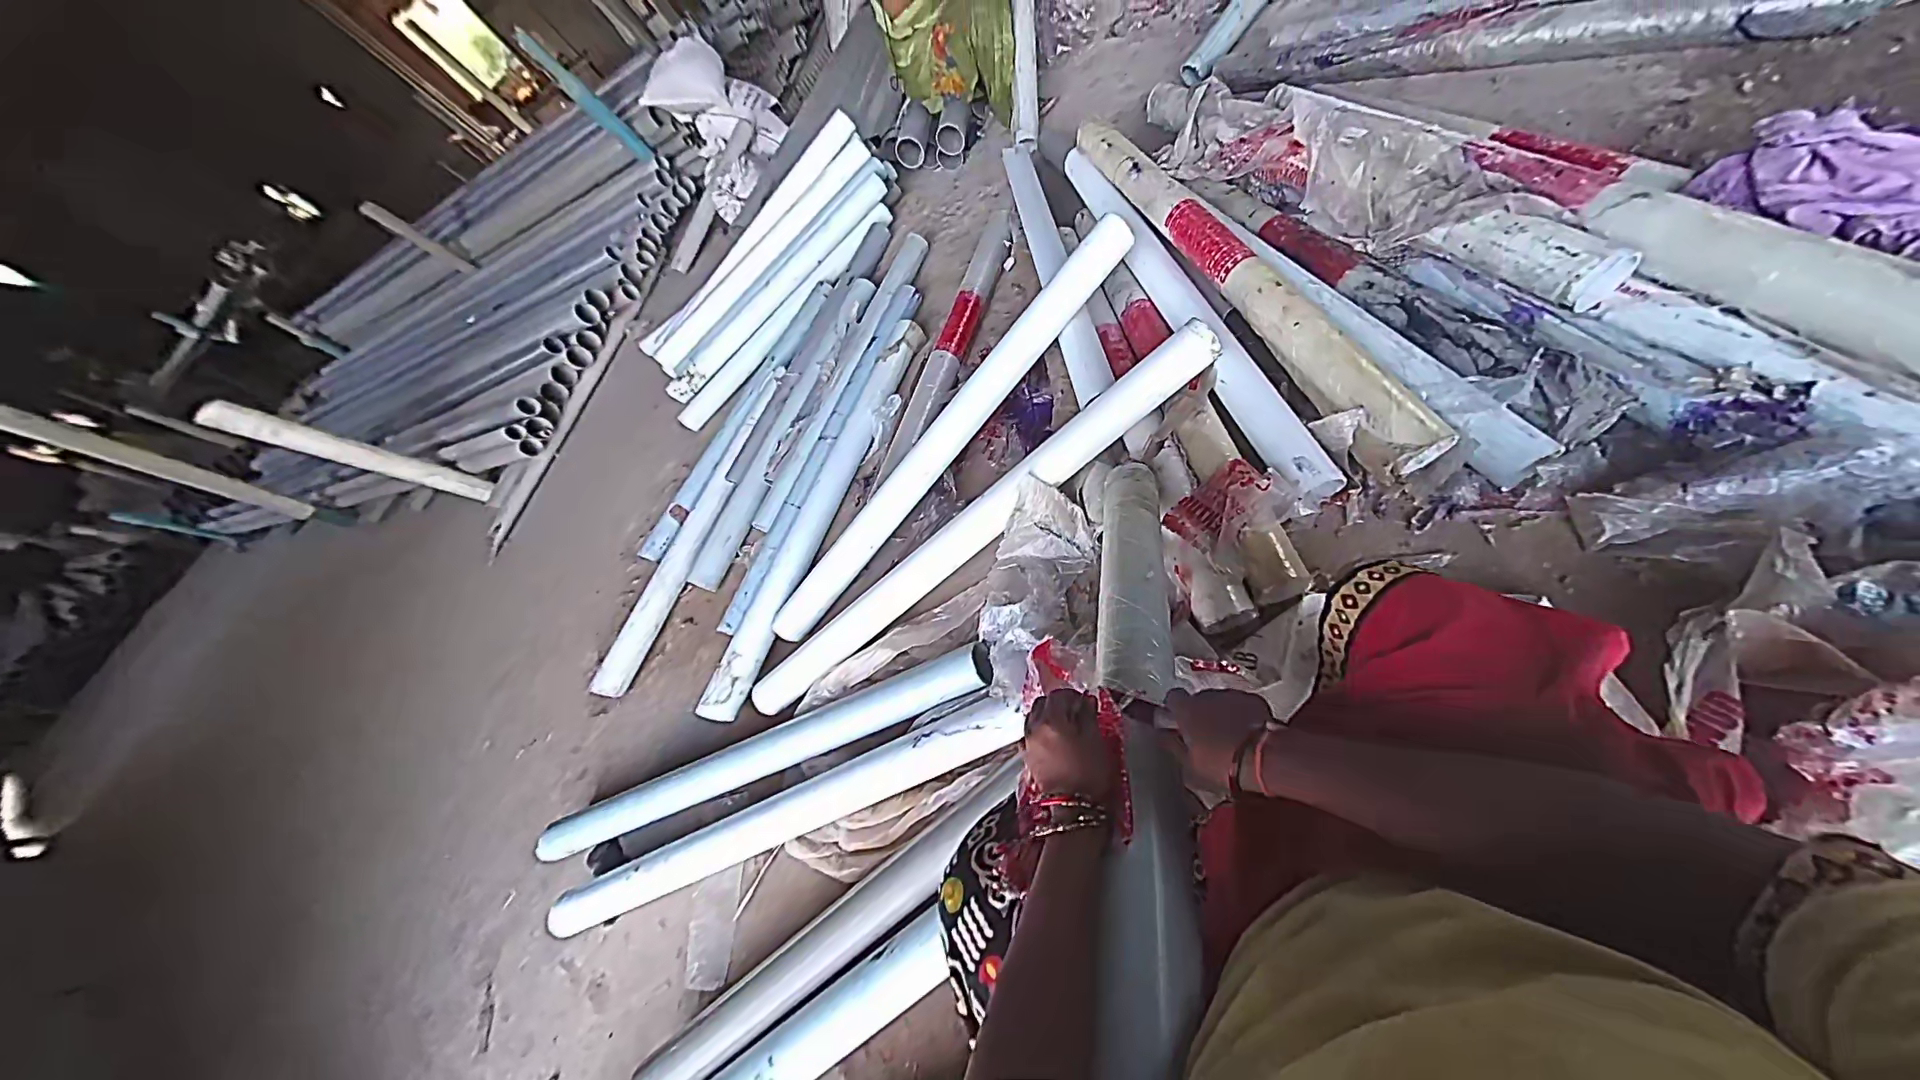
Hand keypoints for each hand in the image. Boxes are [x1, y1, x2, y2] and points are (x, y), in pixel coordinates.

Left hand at [1024, 690, 1113, 802]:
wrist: (1073, 807)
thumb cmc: (1089, 773)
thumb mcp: (1096, 739)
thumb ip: (1088, 716)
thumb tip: (1084, 701)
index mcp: (1051, 720)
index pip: (1058, 695)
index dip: (1072, 695)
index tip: (1084, 701)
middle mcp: (1035, 728)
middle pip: (1041, 704)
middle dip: (1057, 703)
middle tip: (1074, 710)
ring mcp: (1029, 743)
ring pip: (1034, 718)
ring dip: (1047, 716)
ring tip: (1065, 725)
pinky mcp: (1028, 757)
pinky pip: (1032, 734)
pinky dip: (1041, 730)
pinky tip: (1055, 739)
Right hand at [1167, 688, 1270, 788]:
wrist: (1265, 759)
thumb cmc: (1221, 765)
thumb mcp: (1188, 764)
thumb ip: (1171, 744)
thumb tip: (1162, 734)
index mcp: (1186, 710)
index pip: (1172, 697)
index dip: (1174, 709)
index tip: (1178, 722)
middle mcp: (1206, 695)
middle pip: (1198, 698)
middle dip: (1200, 712)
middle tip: (1205, 734)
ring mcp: (1232, 696)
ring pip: (1220, 701)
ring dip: (1221, 713)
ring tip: (1228, 735)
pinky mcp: (1254, 700)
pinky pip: (1241, 705)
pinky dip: (1240, 714)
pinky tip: (1246, 732)